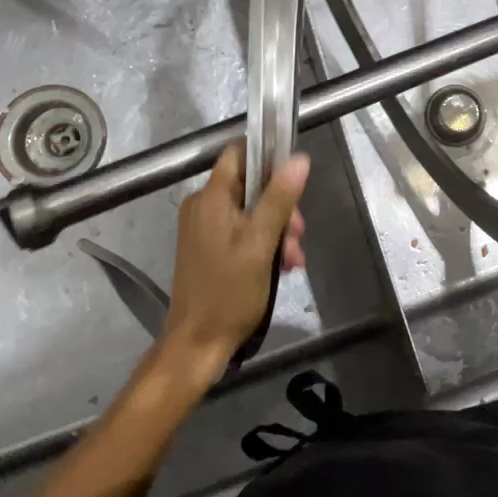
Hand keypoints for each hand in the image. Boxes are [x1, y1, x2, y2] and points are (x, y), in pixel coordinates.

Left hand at [162, 143, 308, 369]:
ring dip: (277, 230)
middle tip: (297, 236)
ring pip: (251, 211)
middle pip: (251, 185)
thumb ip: (279, 199)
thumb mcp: (260, 244)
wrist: (198, 343)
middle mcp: (204, 205)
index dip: (268, 157)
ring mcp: (205, 227)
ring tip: (291, 260)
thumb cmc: (229, 292)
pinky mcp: (210, 247)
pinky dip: (264, 243)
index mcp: (211, 198)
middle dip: (280, 207)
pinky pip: (243, 231)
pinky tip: (280, 267)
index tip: (294, 180)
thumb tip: (299, 159)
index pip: (239, 153)